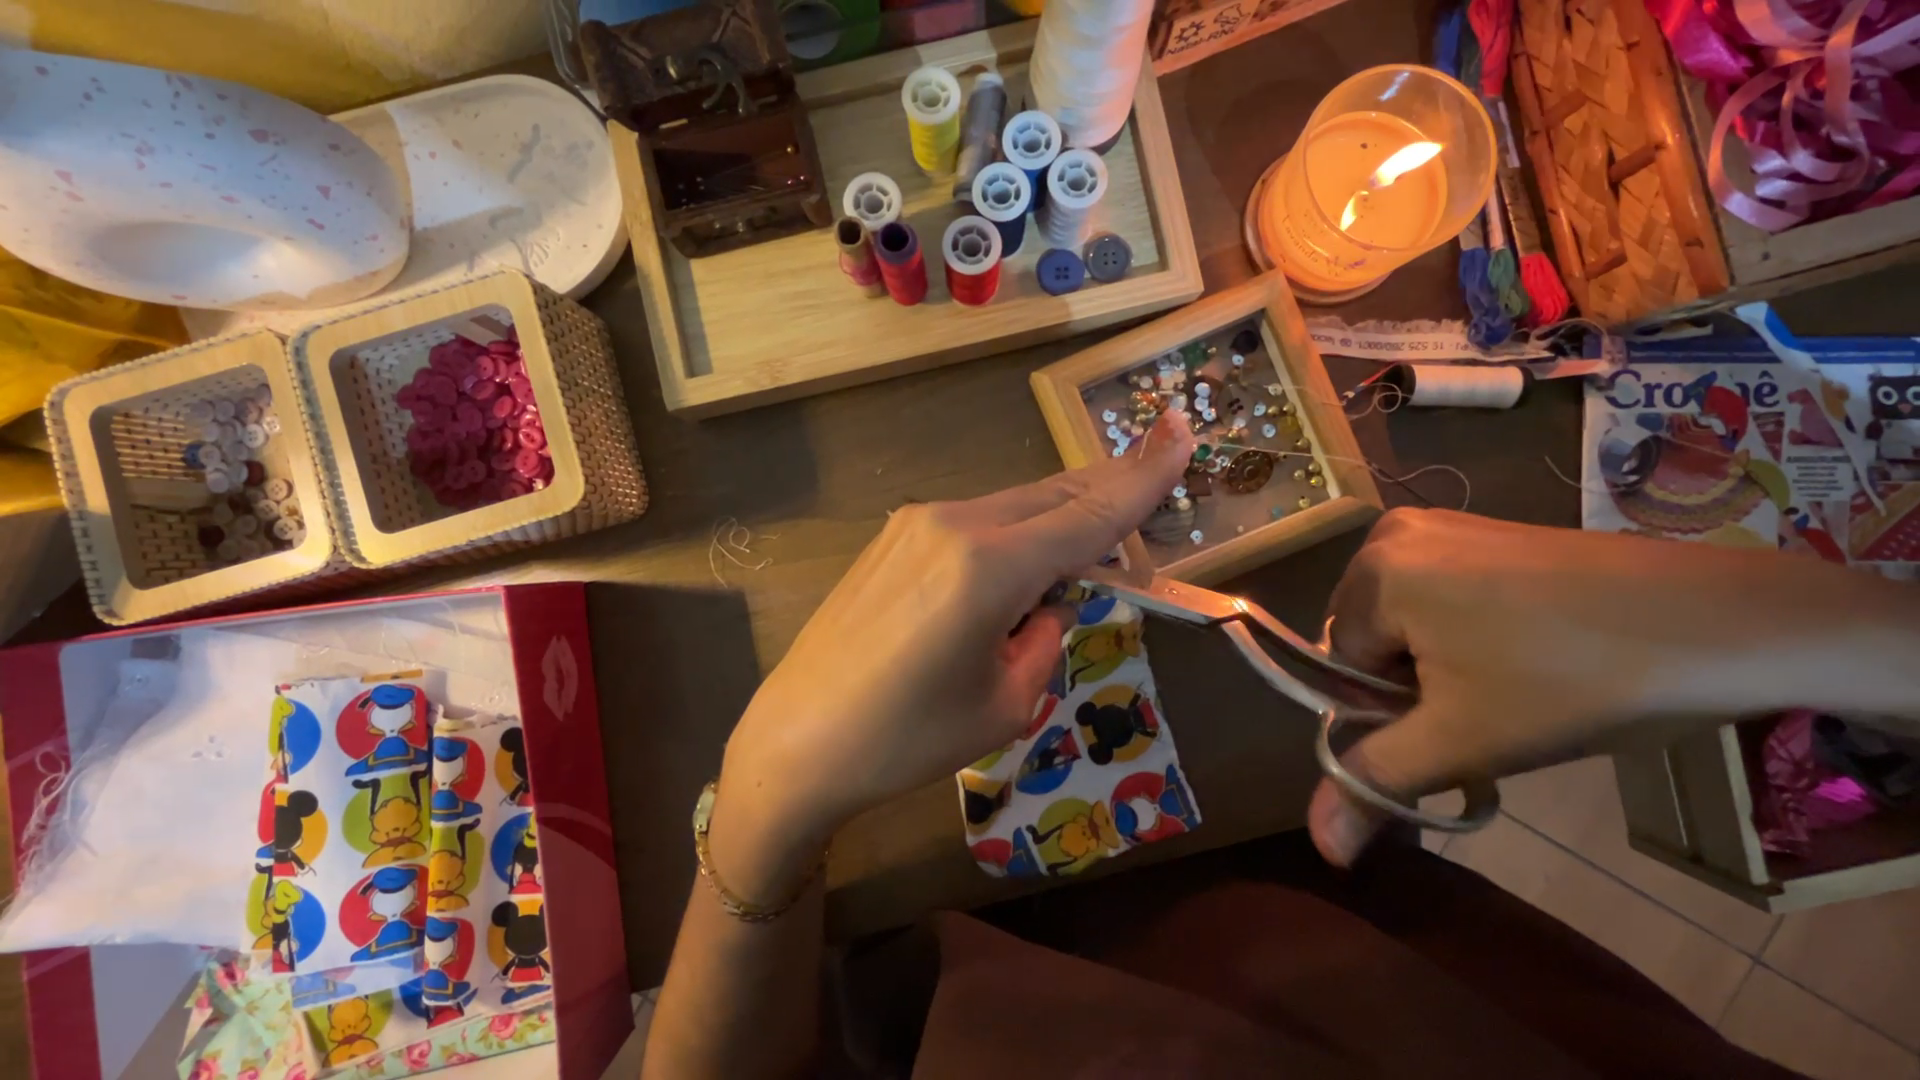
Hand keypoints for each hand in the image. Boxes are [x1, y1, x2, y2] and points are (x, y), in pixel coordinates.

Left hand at [709, 412, 1194, 900]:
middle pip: (1054, 496)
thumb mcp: (1006, 703)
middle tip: (1150, 487)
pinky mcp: (892, 536)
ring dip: (1056, 523)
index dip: (1144, 477)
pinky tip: (1009, 577)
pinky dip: (1011, 537)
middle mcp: (955, 523)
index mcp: (990, 567)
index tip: (1182, 430)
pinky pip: (975, 522)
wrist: (797, 740)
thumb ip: (1044, 636)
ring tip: (1073, 568)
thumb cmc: (906, 739)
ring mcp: (916, 523)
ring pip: (1014, 506)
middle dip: (1106, 493)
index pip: (1090, 514)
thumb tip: (1047, 601)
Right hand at [1309, 508, 1919, 865]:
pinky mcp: (1486, 529)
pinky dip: (1466, 632)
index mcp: (1373, 571)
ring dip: (1440, 664)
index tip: (1460, 725)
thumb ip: (1375, 784)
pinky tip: (1524, 650)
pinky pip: (1441, 594)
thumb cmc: (1576, 681)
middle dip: (1413, 686)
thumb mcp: (1462, 741)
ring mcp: (1443, 524)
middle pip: (1370, 640)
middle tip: (1490, 708)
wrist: (1730, 622)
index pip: (1340, 668)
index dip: (1392, 713)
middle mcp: (1393, 534)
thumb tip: (1320, 848)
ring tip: (1513, 682)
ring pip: (1406, 621)